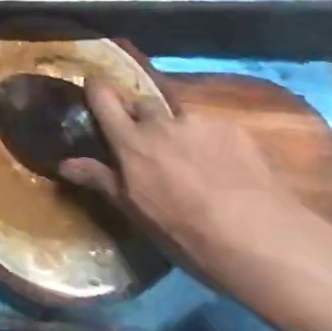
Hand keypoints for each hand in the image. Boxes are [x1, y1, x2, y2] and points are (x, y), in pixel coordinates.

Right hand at [57, 73, 317, 283]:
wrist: (266, 243)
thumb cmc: (190, 235)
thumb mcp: (138, 214)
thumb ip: (102, 180)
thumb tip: (64, 163)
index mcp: (131, 142)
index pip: (104, 97)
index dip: (96, 88)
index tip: (93, 88)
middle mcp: (161, 122)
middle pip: (142, 104)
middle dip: (140, 118)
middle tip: (149, 144)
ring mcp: (200, 122)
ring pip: (178, 116)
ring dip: (178, 131)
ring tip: (194, 161)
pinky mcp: (234, 129)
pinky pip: (211, 127)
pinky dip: (210, 141)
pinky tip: (225, 169)